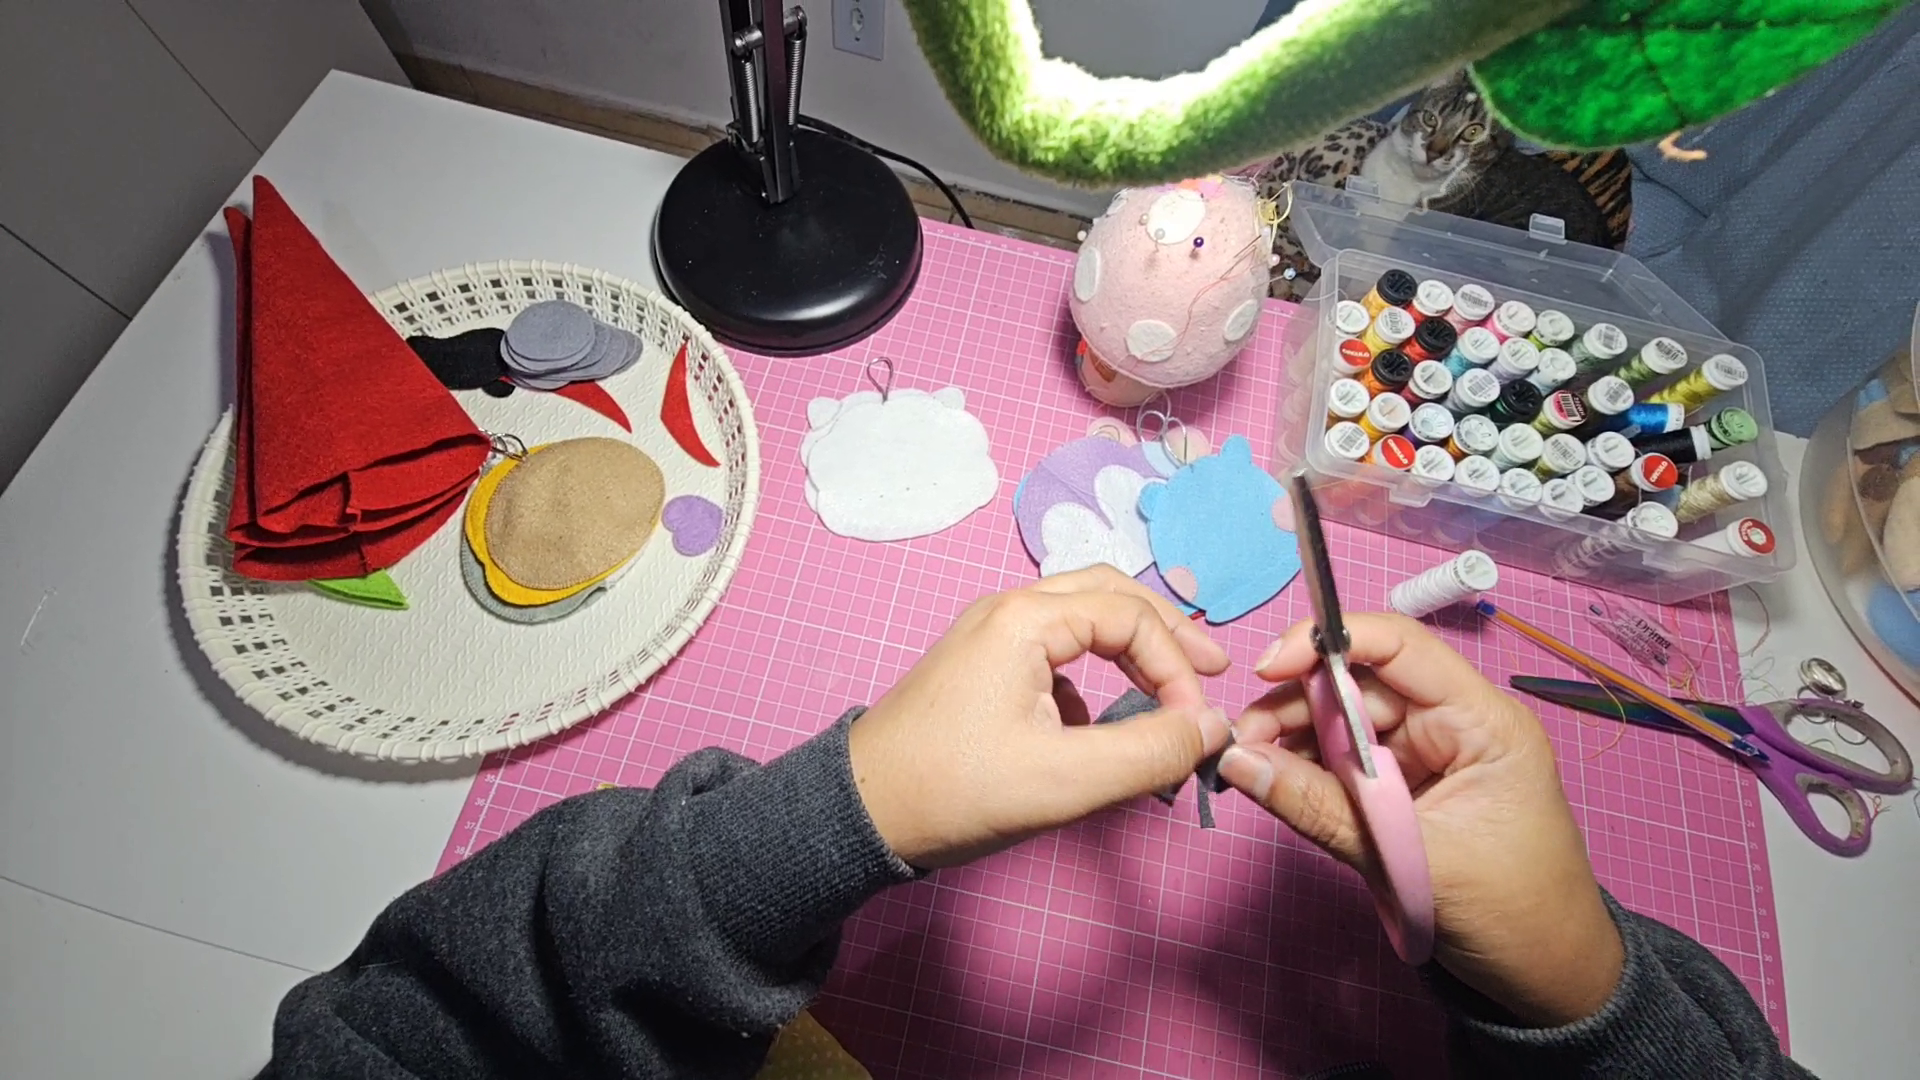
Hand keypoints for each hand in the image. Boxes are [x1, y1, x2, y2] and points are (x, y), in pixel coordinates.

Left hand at [849, 566, 1232, 868]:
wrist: (865, 809)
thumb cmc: (959, 789)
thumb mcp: (1066, 780)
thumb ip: (1150, 752)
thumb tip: (1211, 727)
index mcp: (1025, 618)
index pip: (1130, 617)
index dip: (1176, 666)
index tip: (1196, 727)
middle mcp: (1009, 608)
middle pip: (1107, 593)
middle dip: (1164, 630)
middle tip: (1212, 669)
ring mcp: (992, 633)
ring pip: (1080, 616)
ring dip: (1129, 645)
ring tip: (1171, 685)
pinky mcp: (984, 663)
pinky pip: (1053, 648)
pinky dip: (1092, 671)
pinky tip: (1099, 720)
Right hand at [1217, 614, 1624, 1026]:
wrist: (1545, 983)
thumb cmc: (1511, 917)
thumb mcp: (1408, 860)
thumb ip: (1316, 806)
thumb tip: (1235, 760)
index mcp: (1478, 721)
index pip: (1398, 647)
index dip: (1328, 643)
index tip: (1268, 670)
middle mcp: (1445, 720)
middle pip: (1352, 682)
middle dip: (1291, 703)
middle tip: (1242, 741)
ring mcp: (1417, 748)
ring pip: (1334, 715)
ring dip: (1286, 733)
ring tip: (1247, 763)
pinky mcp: (1393, 776)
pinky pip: (1333, 752)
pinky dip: (1296, 761)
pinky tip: (1270, 777)